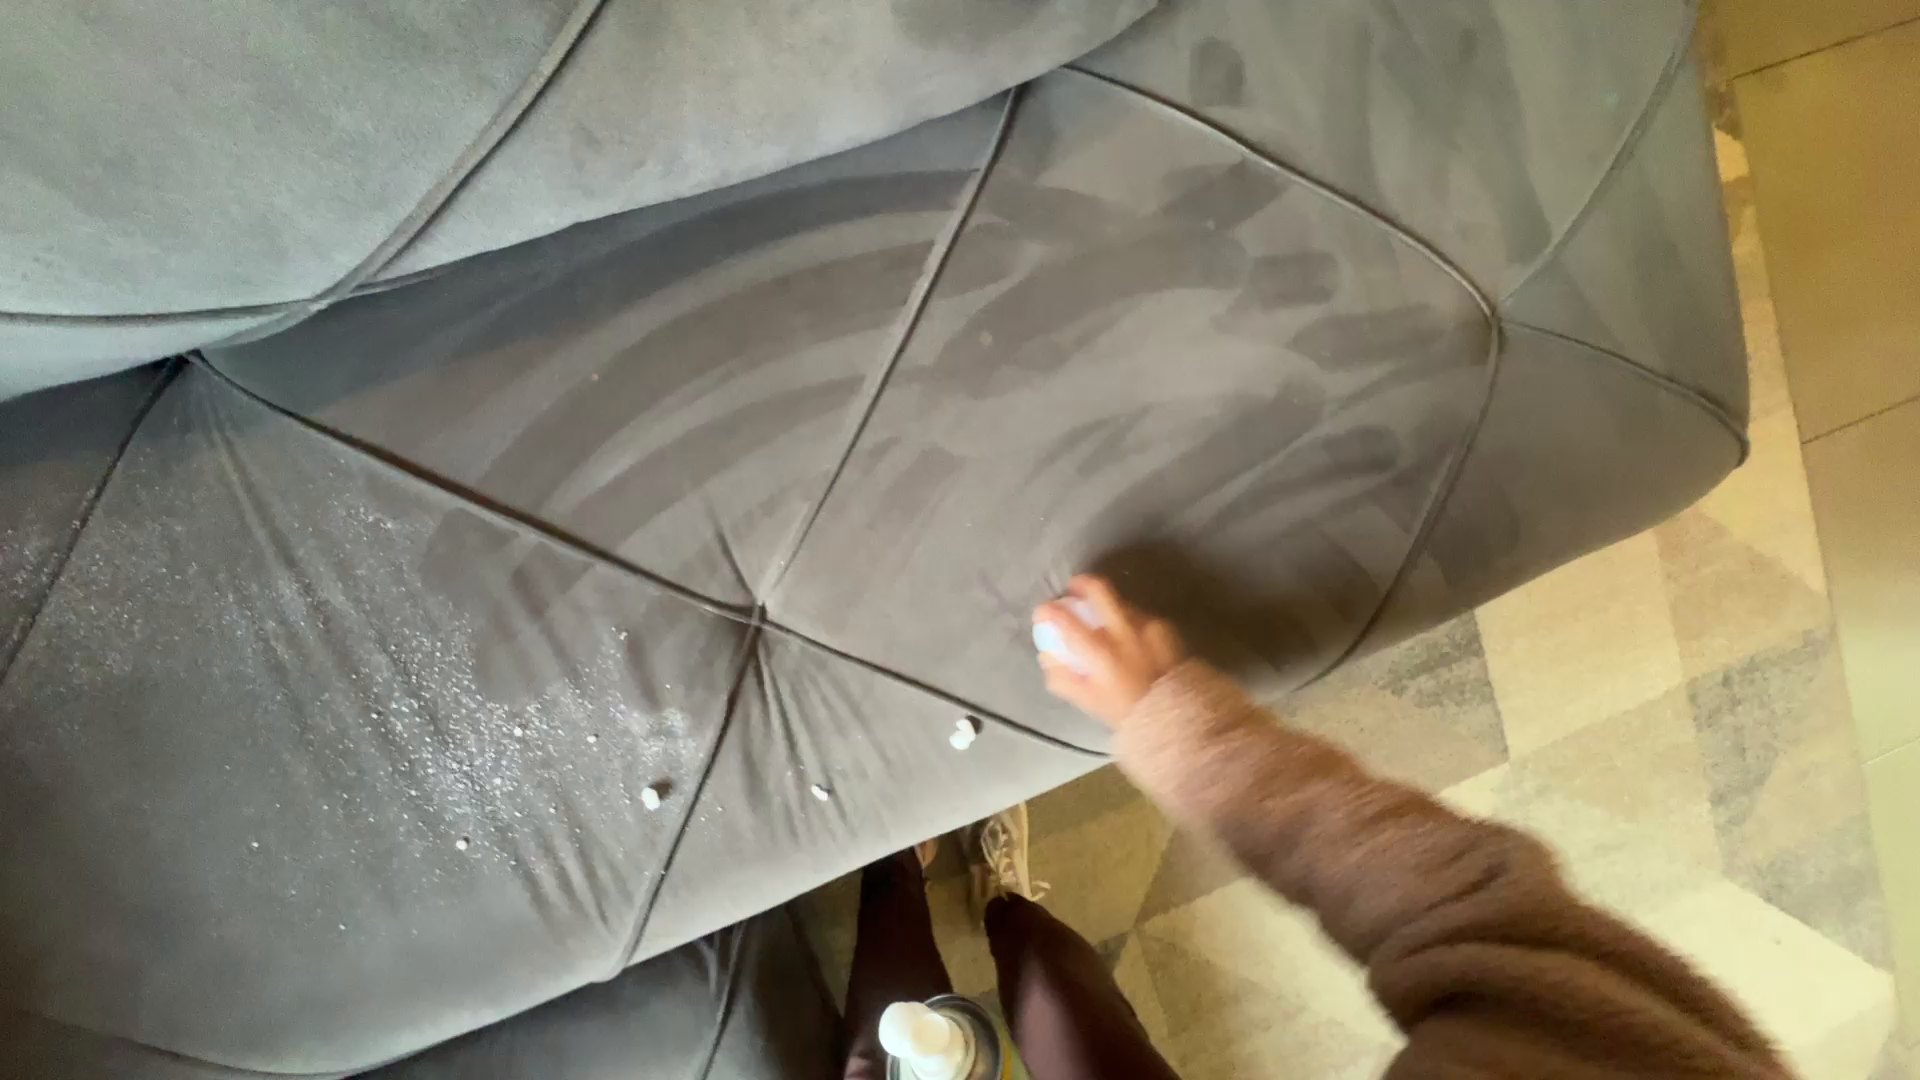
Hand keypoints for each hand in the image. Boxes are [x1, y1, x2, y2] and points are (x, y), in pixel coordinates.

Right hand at [1034, 574, 1185, 729]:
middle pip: (1099, 589)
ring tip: (1106, 623)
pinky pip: (1140, 616)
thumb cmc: (1126, 711)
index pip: (1066, 620)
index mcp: (1101, 653)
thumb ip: (1062, 677)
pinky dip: (1130, 621)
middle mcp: (1124, 632)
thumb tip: (1047, 655)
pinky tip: (1131, 637)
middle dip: (1081, 583)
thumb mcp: (1087, 701)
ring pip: (1121, 601)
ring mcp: (1148, 626)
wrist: (1177, 718)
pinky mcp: (1165, 629)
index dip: (1048, 611)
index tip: (1043, 612)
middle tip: (1073, 590)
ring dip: (1108, 607)